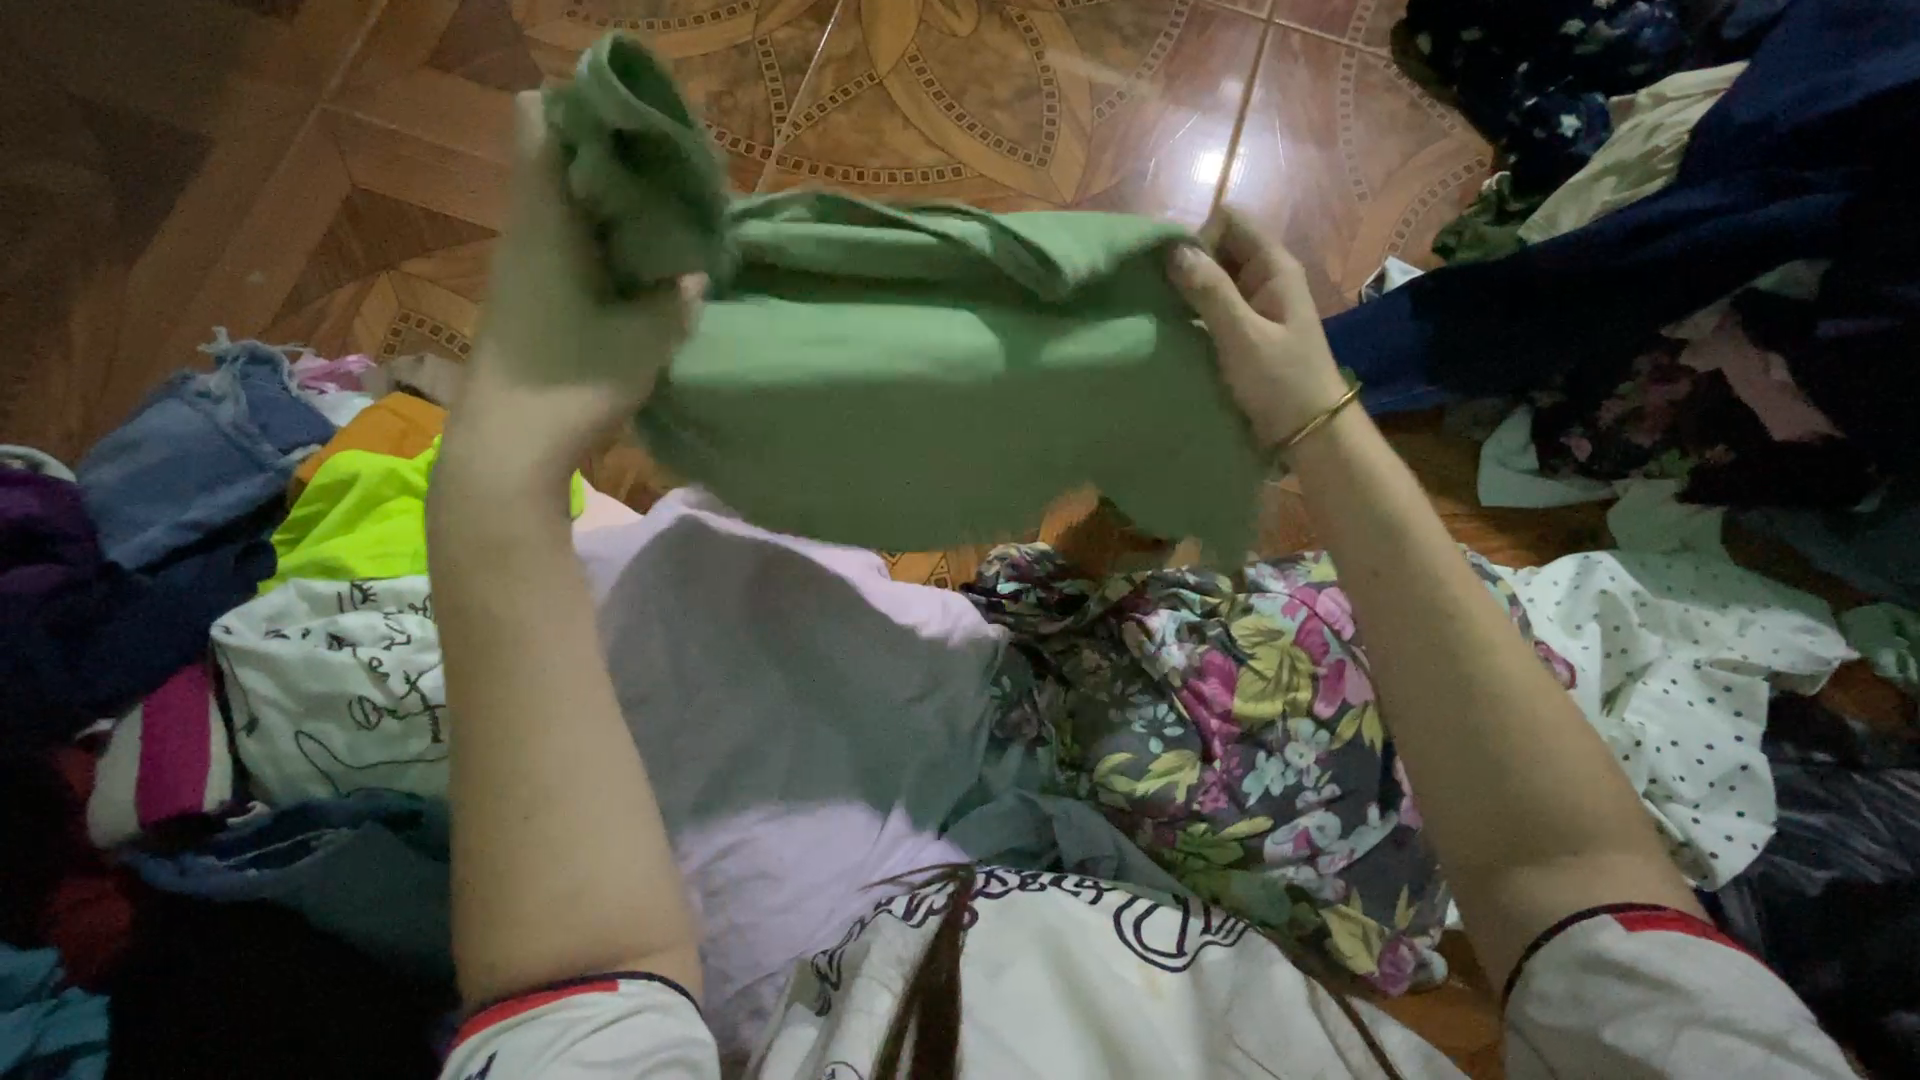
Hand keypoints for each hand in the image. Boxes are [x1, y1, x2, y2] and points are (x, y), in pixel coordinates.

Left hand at [445, 90, 705, 481]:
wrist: (508, 447)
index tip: (639, 119)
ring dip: (611, 205)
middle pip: (559, 161)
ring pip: (565, 206)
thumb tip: (694, 272)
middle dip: (614, 157)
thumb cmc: (572, 382)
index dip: (584, 106)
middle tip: (673, 172)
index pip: (539, 121)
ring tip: (667, 217)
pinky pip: (565, 244)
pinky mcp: (528, 299)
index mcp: (544, 221)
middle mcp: (526, 231)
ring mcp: (523, 266)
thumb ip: (674, 299)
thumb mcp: (644, 341)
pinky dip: (601, 242)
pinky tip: (640, 268)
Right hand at [1167, 207, 1350, 447]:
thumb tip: (1173, 250)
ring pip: (1212, 277)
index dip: (1199, 237)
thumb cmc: (1281, 381)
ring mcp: (1253, 303)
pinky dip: (1190, 311)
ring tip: (1159, 311)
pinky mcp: (1242, 329)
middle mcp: (1263, 277)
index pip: (1230, 220)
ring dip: (1185, 289)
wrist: (1308, 431)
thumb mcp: (1243, 335)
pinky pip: (1211, 305)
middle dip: (1187, 263)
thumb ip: (1210, 291)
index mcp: (1273, 267)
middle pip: (1218, 246)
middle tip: (1159, 294)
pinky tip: (1172, 328)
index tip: (1174, 273)